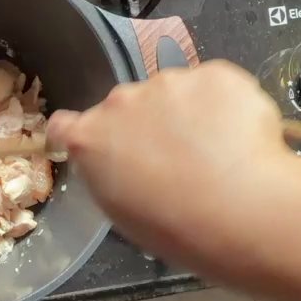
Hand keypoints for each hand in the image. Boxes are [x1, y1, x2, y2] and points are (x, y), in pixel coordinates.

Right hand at [47, 60, 294, 265]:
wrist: (234, 210)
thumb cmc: (170, 225)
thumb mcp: (118, 209)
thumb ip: (109, 173)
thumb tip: (124, 166)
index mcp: (89, 139)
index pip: (64, 125)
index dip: (80, 133)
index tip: (99, 145)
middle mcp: (120, 102)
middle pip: (125, 106)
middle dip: (143, 124)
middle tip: (172, 158)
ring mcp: (167, 83)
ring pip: (172, 92)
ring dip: (185, 112)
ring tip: (212, 151)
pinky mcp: (213, 74)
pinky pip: (214, 85)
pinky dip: (224, 105)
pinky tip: (237, 139)